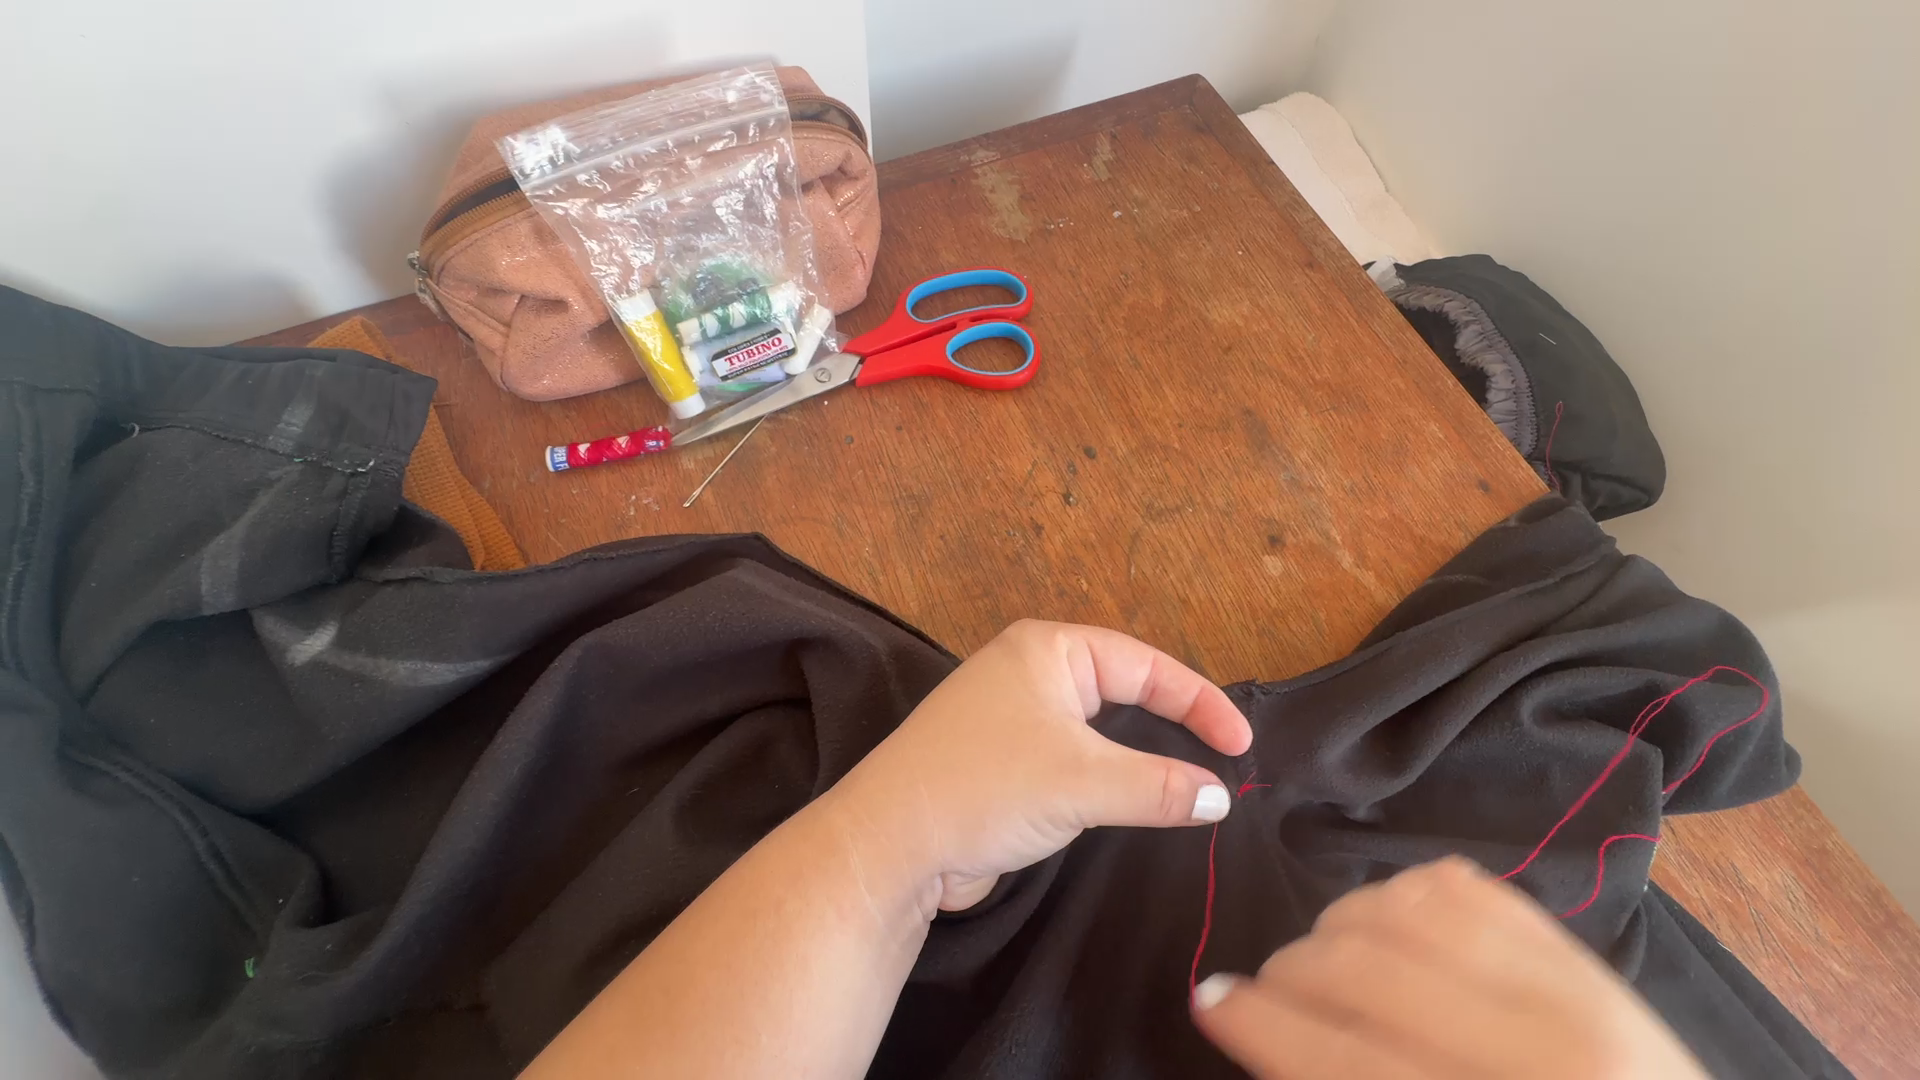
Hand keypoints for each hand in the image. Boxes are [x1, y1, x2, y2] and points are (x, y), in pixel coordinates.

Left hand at [816, 620, 1252, 913]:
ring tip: (1188, 782)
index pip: (1142, 664)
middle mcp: (1030, 671)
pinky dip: (1107, 775)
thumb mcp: (1081, 782)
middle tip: (1221, 760)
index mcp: (1047, 650)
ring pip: (1097, 728)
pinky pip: (1073, 757)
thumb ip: (1158, 786)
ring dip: (1139, 754)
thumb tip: (1217, 795)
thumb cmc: (986, 787)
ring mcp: (1014, 714)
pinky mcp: (1004, 758)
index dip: (1197, 700)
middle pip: (1121, 689)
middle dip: (1170, 722)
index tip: (1241, 743)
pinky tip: (1131, 799)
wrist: (892, 842)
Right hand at [1191, 857, 1707, 1079]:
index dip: (1255, 1022)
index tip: (1207, 1001)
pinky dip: (1400, 896)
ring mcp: (1572, 986)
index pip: (1339, 1053)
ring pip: (1399, 907)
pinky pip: (1457, 886)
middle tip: (1268, 989)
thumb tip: (1262, 1025)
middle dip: (1287, 972)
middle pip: (1359, 967)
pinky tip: (1386, 925)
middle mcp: (1543, 1048)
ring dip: (1336, 924)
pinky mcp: (1579, 952)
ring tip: (1327, 958)